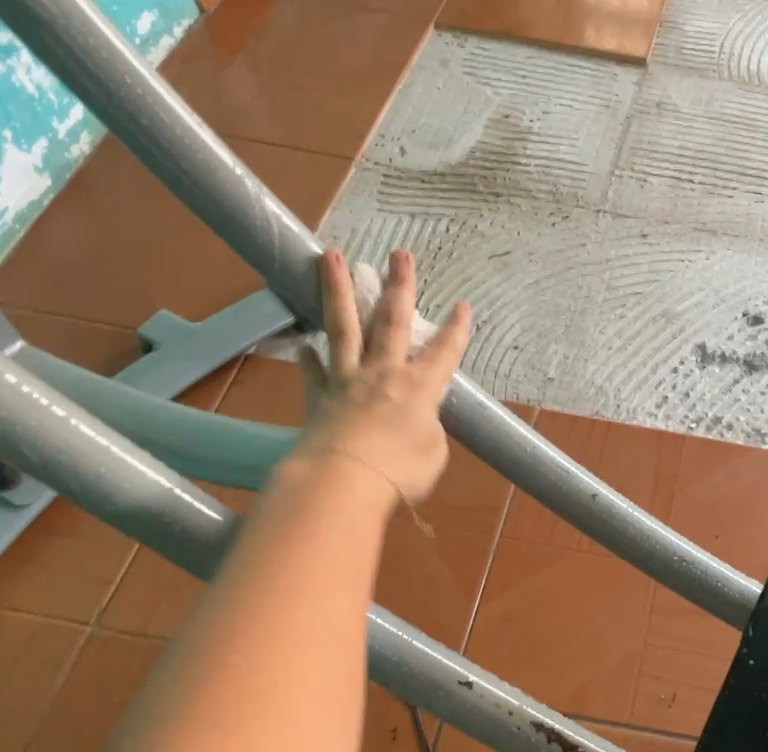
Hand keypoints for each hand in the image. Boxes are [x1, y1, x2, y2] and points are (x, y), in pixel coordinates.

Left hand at [296, 249, 470, 502]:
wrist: (345, 480)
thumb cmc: (401, 471)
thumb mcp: (433, 452)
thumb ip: (428, 427)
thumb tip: (415, 418)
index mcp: (420, 387)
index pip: (444, 352)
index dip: (456, 330)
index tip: (462, 305)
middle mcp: (384, 373)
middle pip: (392, 321)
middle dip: (399, 285)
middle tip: (400, 254)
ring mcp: (348, 380)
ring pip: (344, 326)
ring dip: (339, 289)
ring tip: (331, 256)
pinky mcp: (319, 397)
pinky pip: (314, 372)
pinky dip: (309, 358)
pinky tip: (304, 345)